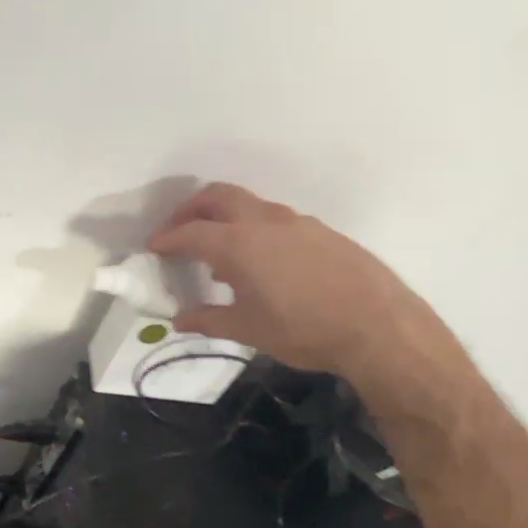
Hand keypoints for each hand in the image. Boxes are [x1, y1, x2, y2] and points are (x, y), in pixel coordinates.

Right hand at [147, 183, 458, 382]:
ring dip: (223, 219)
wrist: (375, 324)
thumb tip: (180, 319)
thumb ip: (208, 320)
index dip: (167, 238)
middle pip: (219, 197)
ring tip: (212, 253)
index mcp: (240, 244)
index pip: (191, 232)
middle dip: (191, 210)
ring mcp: (296, 222)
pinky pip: (272, 220)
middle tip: (176, 232)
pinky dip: (250, 230)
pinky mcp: (318, 232)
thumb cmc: (301, 329)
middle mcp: (266, 222)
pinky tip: (253, 263)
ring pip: (248, 205)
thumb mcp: (246, 330)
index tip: (152, 247)